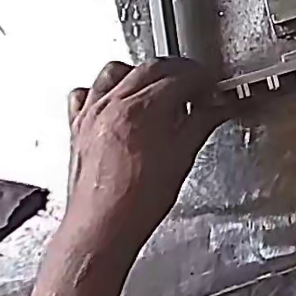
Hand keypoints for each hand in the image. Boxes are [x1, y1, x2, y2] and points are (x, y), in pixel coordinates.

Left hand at [20, 58, 223, 295]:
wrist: (102, 228)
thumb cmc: (136, 202)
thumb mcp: (182, 157)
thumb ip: (200, 124)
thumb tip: (217, 108)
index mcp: (144, 109)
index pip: (181, 77)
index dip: (202, 79)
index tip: (211, 85)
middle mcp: (114, 103)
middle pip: (151, 67)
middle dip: (178, 71)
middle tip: (195, 83)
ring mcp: (92, 112)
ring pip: (116, 71)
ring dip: (140, 73)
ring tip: (158, 88)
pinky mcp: (78, 125)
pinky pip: (86, 92)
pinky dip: (103, 90)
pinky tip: (118, 102)